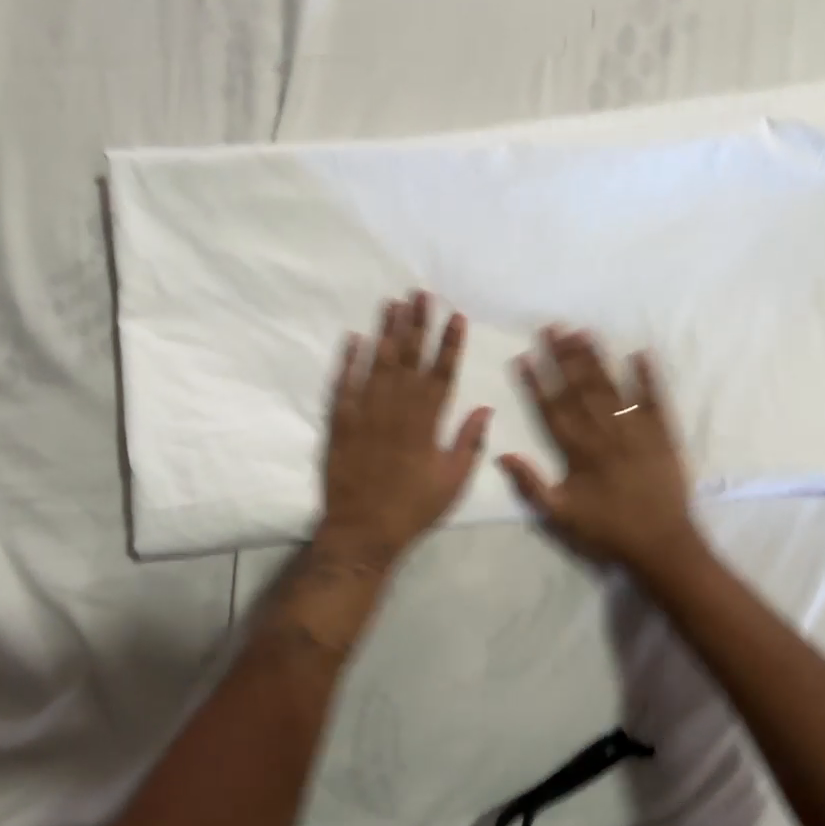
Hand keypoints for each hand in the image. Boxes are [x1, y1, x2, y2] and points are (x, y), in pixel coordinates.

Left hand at [317, 291, 491, 564]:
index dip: (450, 343)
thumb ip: (469, 443)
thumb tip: (485, 408)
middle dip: (418, 323)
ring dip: (386, 331)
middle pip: (410, 357)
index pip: (443, 373)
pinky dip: (348, 360)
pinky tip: (354, 337)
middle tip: (421, 293)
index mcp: (428, 422)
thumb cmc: (413, 509)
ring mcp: (366, 412)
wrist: (362, 531)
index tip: (455, 316)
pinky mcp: (339, 422)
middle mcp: (397, 409)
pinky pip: (343, 384)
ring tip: (392, 303)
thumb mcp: (453, 482)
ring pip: (377, 363)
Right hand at [499, 329, 706, 577]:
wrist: (662, 544)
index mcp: (578, 451)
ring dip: (596, 358)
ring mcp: (636, 430)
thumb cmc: (607, 530)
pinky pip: (655, 399)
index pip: (552, 408)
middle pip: (580, 388)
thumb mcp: (561, 515)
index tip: (524, 356)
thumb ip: (531, 485)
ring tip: (582, 331)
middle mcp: (605, 432)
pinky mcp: (664, 434)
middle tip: (552, 327)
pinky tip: (640, 353)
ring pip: (612, 387)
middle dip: (564, 356)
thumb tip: (502, 454)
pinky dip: (648, 376)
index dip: (537, 381)